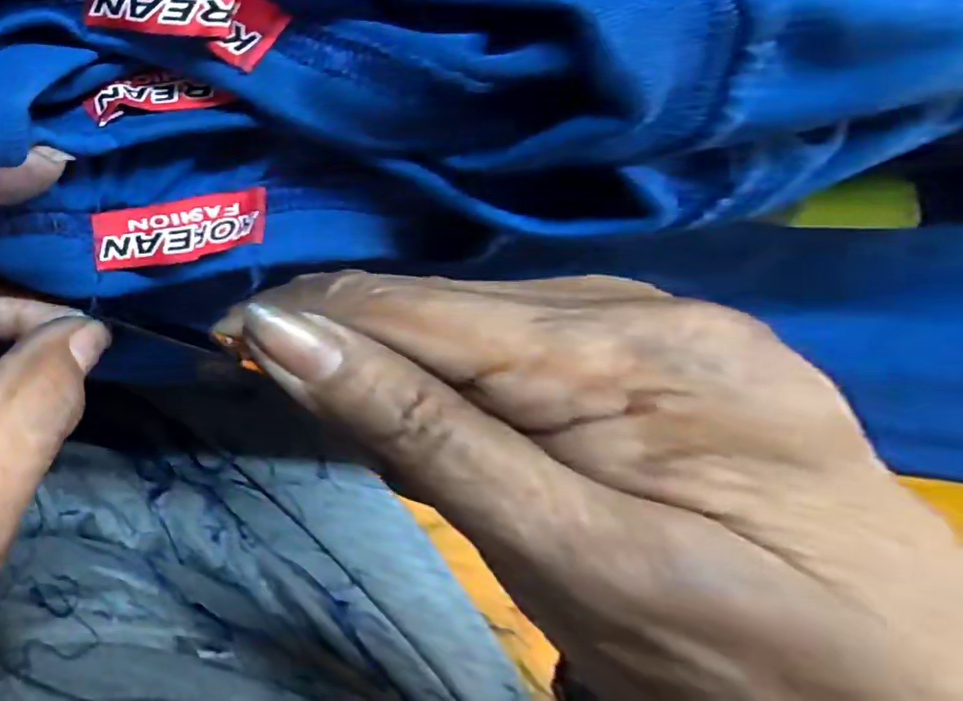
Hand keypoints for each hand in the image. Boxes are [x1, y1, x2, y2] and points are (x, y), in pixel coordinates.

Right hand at [217, 272, 962, 700]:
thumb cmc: (743, 662)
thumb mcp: (564, 556)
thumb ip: (414, 430)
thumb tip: (276, 331)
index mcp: (635, 351)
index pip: (412, 308)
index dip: (303, 316)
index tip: (222, 342)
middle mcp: (634, 303)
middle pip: (427, 302)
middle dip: (334, 336)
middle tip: (263, 378)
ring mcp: (637, 314)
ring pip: (449, 312)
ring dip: (377, 354)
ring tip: (340, 406)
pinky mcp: (630, 339)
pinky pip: (489, 332)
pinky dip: (429, 365)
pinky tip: (421, 402)